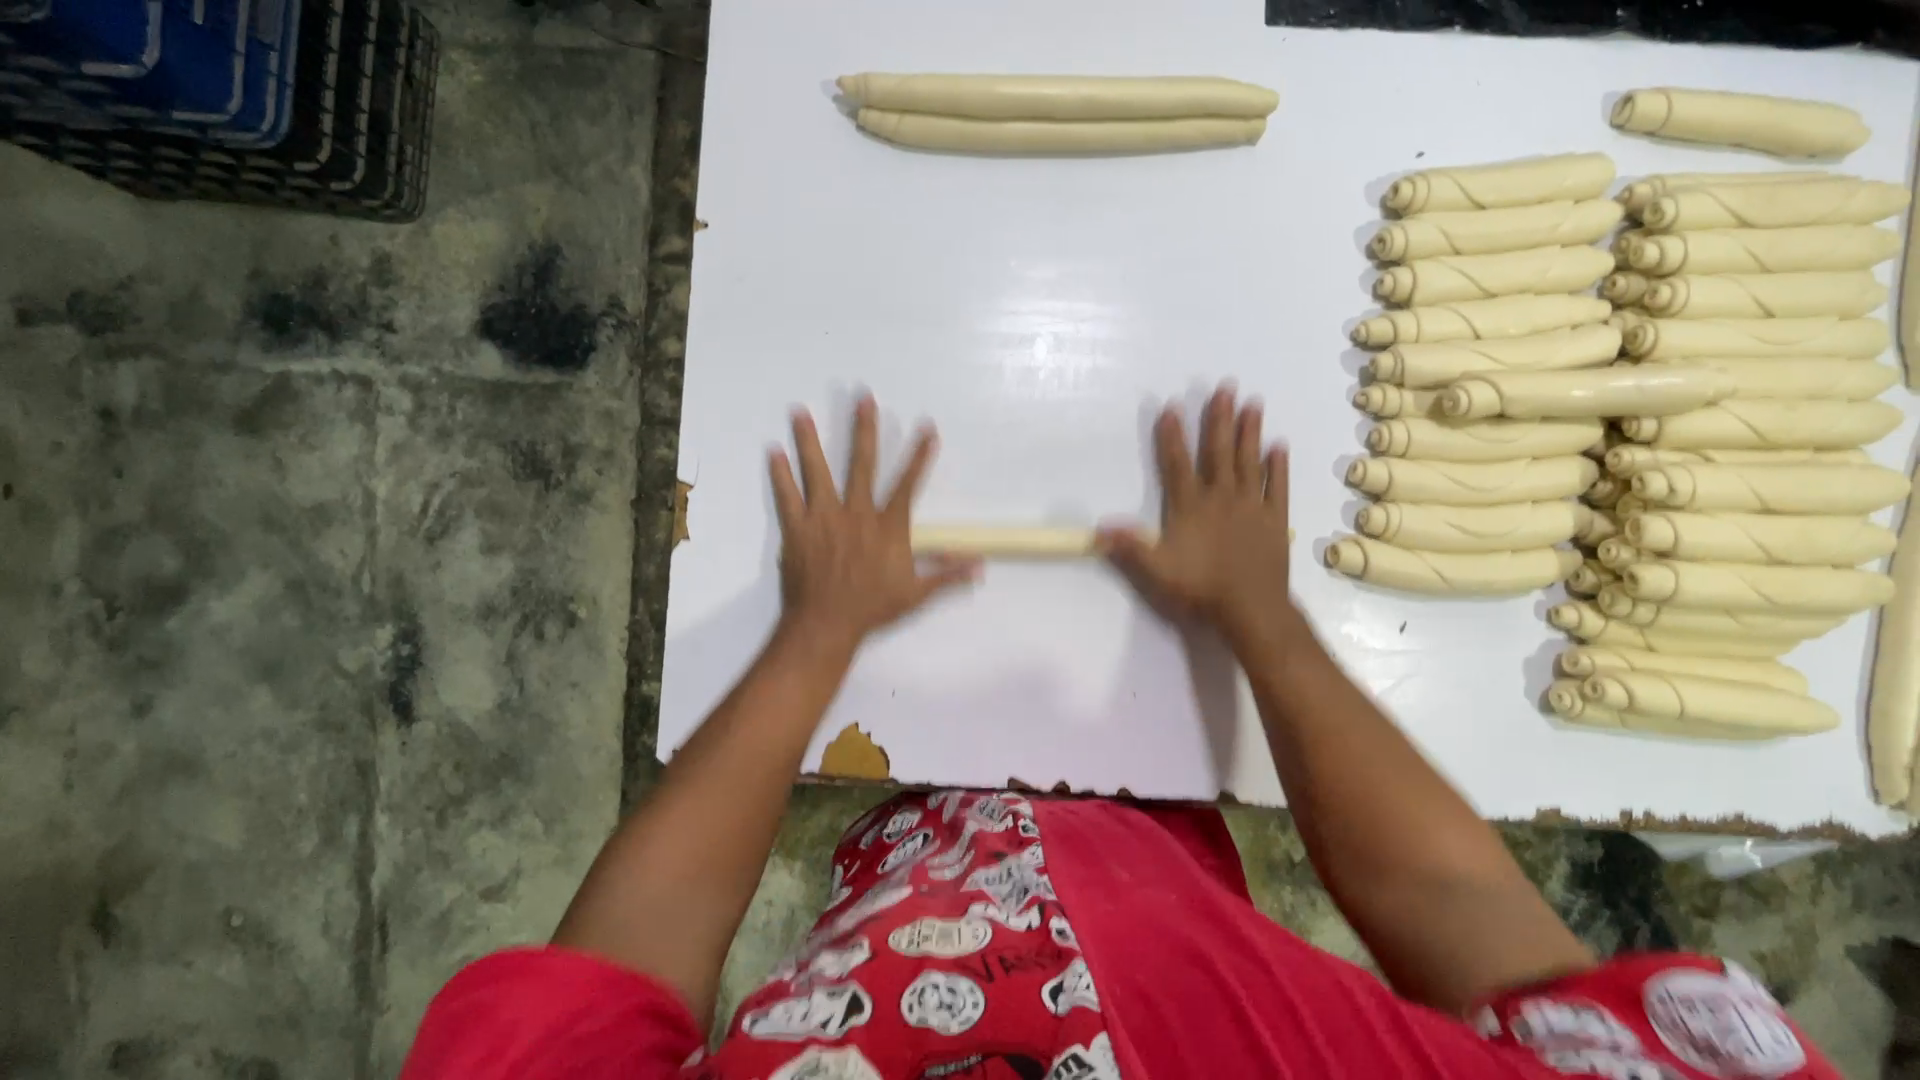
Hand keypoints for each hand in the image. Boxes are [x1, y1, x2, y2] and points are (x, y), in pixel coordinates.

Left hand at [768, 396, 979, 649]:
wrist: (826, 624)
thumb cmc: (872, 609)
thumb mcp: (917, 594)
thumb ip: (947, 575)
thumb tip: (979, 566)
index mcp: (887, 527)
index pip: (907, 484)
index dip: (919, 456)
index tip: (926, 428)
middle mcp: (856, 513)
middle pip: (861, 464)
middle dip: (864, 429)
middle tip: (863, 398)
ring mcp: (823, 518)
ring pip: (817, 471)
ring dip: (809, 440)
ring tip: (799, 411)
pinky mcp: (797, 529)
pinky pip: (786, 497)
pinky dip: (779, 475)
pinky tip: (773, 452)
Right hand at [1099, 385, 1300, 648]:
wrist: (1251, 609)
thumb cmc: (1200, 589)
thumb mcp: (1156, 571)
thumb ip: (1129, 547)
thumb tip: (1098, 528)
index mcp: (1190, 507)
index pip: (1177, 464)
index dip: (1172, 436)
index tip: (1171, 407)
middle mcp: (1221, 498)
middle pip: (1218, 452)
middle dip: (1219, 419)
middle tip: (1225, 386)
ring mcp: (1251, 506)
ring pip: (1249, 461)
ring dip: (1249, 432)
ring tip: (1253, 403)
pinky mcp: (1274, 520)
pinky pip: (1277, 487)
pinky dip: (1278, 466)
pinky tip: (1279, 447)